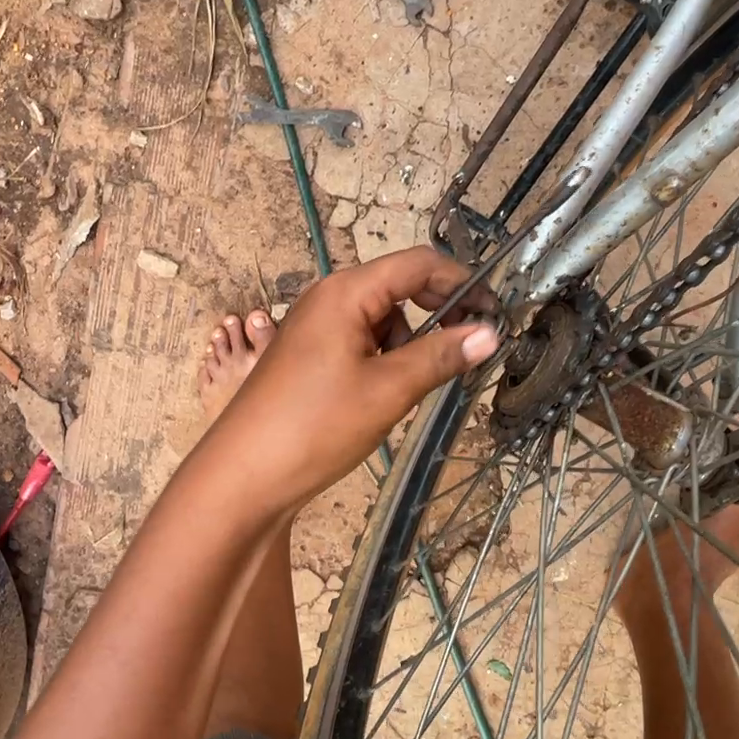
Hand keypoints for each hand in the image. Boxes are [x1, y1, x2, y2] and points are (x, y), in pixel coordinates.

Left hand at [196, 246, 499, 517]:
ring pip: (381, 315)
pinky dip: (385, 354)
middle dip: (439, 309)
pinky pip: (360, 337)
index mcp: (346, 291)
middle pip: (399, 284)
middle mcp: (329, 296)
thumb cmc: (316, 425)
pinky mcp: (310, 351)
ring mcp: (316, 323)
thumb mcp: (388, 390)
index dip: (461, 282)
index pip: (418, 263)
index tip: (495, 313)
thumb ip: (441, 355)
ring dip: (410, 338)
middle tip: (472, 344)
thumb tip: (490, 332)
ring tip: (417, 381)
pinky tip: (386, 390)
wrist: (244, 474)